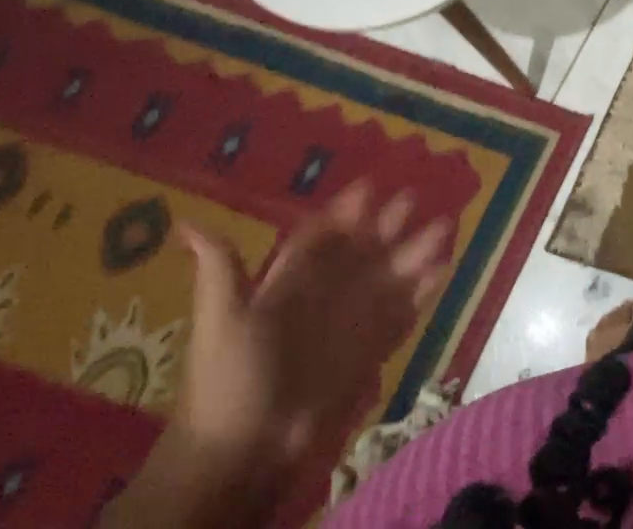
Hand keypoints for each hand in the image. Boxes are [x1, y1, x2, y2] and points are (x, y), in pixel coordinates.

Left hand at [175, 181, 450, 473]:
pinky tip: (444, 269)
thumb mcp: (222, 320)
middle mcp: (326, 296)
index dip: (344, 214)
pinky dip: (425, 290)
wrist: (247, 446)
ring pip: (391, 276)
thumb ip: (222, 270)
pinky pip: (405, 311)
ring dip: (416, 251)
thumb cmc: (228, 378)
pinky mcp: (374, 346)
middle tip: (413, 197)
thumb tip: (188, 222)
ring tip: (443, 226)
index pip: (320, 239)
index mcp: (288, 285)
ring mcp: (353, 321)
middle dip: (388, 224)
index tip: (369, 187)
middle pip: (363, 251)